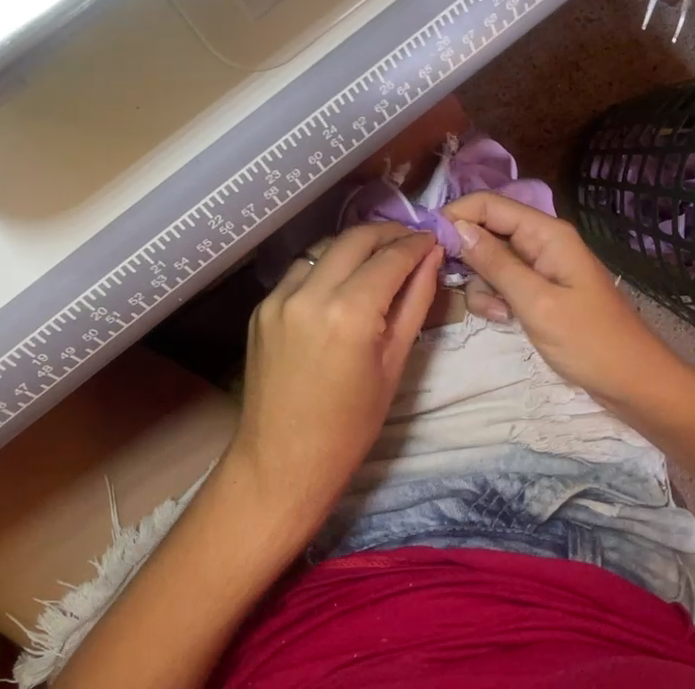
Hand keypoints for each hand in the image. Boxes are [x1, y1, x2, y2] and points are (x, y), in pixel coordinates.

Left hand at [227, 224, 442, 524]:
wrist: (282, 461)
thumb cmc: (350, 426)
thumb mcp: (394, 365)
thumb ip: (414, 304)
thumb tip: (431, 259)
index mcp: (350, 313)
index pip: (390, 258)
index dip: (416, 244)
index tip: (432, 239)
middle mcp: (310, 294)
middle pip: (354, 238)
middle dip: (386, 233)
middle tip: (410, 240)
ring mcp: (278, 298)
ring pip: (323, 250)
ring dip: (353, 247)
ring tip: (378, 258)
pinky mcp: (261, 308)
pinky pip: (299, 273)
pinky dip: (325, 269)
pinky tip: (341, 283)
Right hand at [443, 193, 686, 405]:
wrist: (633, 383)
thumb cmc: (590, 341)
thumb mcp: (536, 302)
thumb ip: (495, 263)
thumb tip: (457, 227)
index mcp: (547, 233)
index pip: (489, 204)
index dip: (457, 217)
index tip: (431, 247)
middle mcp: (541, 241)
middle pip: (486, 230)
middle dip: (468, 257)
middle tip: (458, 286)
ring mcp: (540, 266)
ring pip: (488, 260)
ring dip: (481, 285)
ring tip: (497, 314)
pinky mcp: (538, 289)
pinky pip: (502, 282)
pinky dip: (494, 298)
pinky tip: (504, 320)